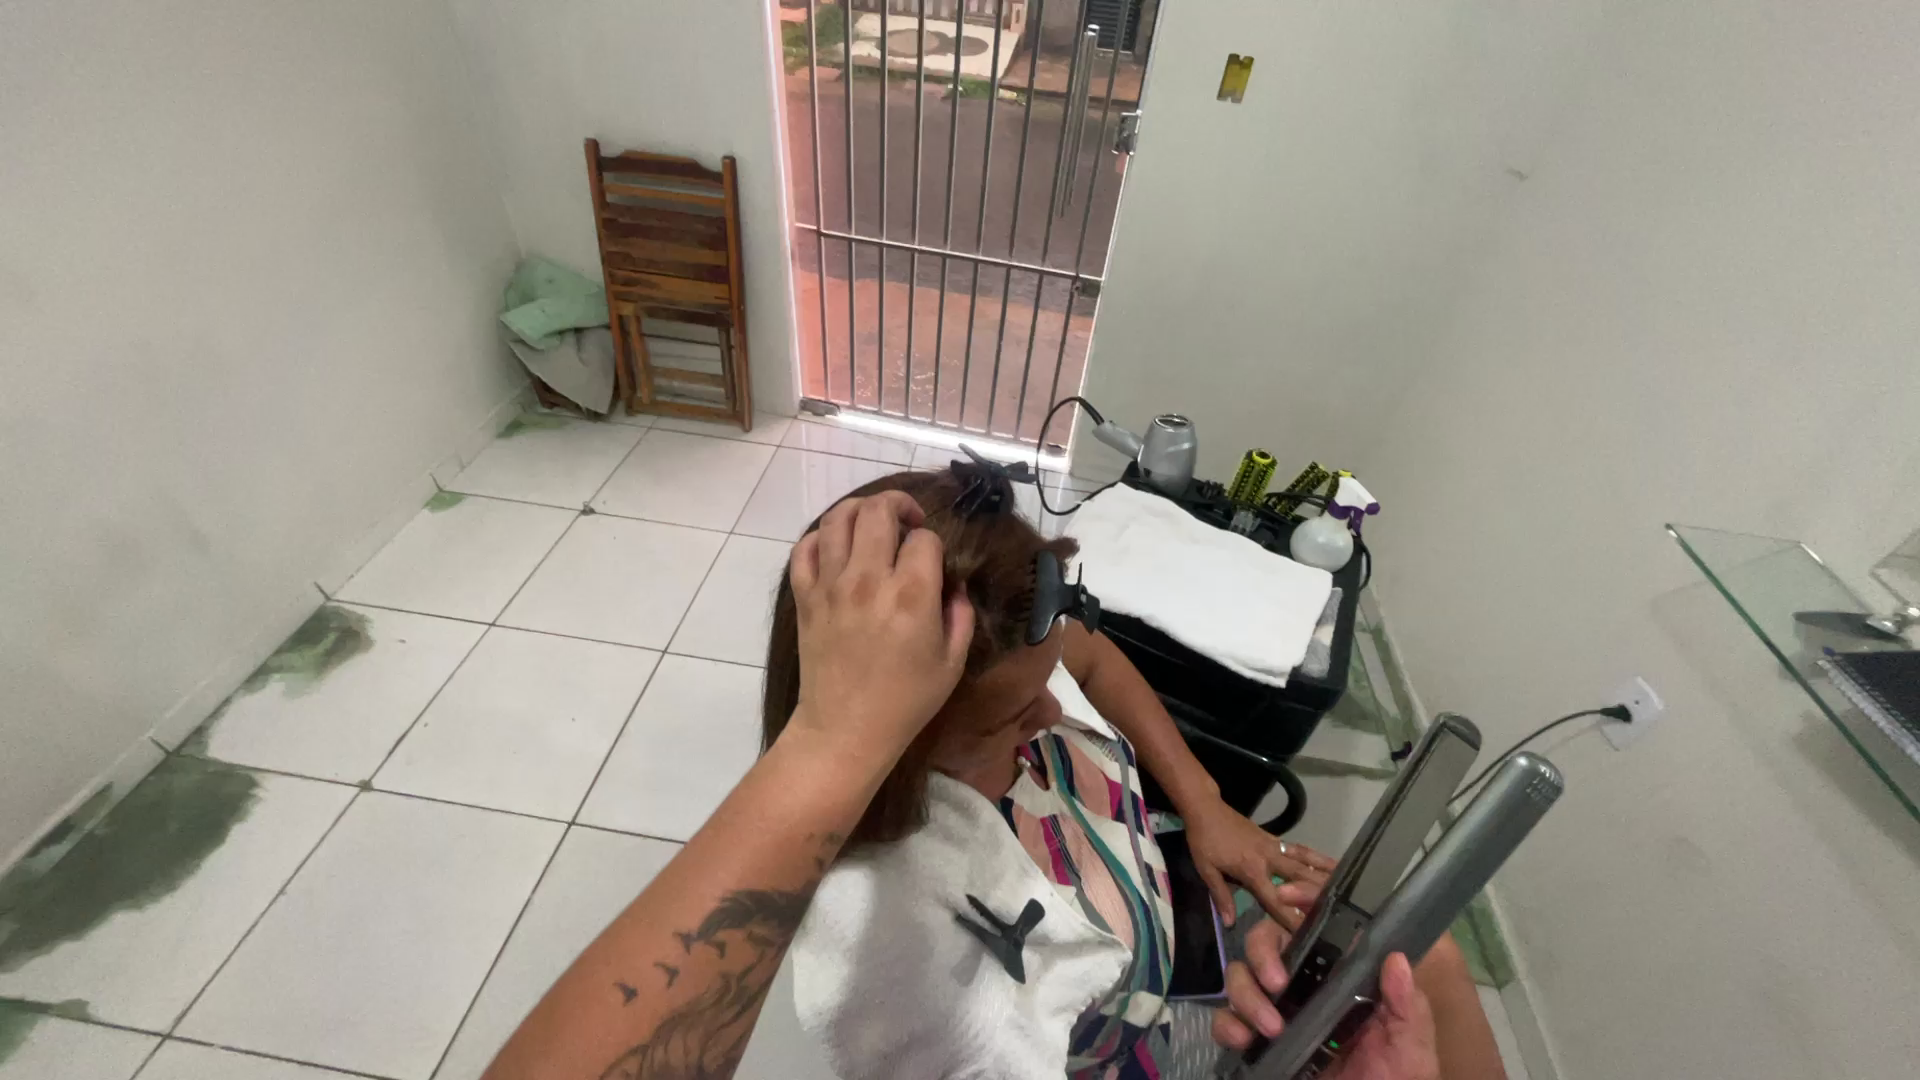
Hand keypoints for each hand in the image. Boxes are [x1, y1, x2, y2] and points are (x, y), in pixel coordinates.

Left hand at [783, 491, 973, 763]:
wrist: (845, 730)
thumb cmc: (907, 700)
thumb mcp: (953, 662)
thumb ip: (960, 614)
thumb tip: (952, 583)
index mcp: (911, 595)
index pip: (924, 537)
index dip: (934, 542)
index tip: (935, 563)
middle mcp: (869, 580)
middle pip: (878, 511)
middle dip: (899, 506)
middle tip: (908, 523)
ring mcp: (831, 586)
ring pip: (837, 519)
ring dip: (860, 510)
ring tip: (873, 523)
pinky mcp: (805, 597)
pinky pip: (803, 549)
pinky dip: (819, 538)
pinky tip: (836, 548)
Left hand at [1182, 800, 1336, 925]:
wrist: (1205, 807)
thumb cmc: (1204, 839)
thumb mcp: (1206, 868)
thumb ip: (1221, 896)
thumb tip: (1230, 924)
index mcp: (1252, 870)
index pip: (1277, 901)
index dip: (1292, 920)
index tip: (1311, 937)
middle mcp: (1270, 858)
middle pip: (1301, 880)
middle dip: (1320, 898)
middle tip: (1342, 917)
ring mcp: (1274, 846)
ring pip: (1306, 862)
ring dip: (1327, 874)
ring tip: (1351, 888)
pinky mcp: (1274, 838)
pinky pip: (1299, 851)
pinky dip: (1316, 858)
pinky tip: (1331, 864)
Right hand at [1212, 907, 1439, 1079]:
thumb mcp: (1412, 1052)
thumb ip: (1409, 1009)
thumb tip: (1396, 956)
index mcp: (1336, 976)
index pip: (1310, 926)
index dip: (1294, 903)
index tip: (1286, 895)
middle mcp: (1300, 986)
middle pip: (1263, 942)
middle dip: (1260, 954)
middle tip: (1276, 983)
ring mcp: (1274, 1011)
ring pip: (1238, 975)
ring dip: (1245, 993)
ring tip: (1271, 1027)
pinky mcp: (1254, 1040)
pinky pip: (1225, 1019)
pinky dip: (1226, 1023)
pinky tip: (1242, 1038)